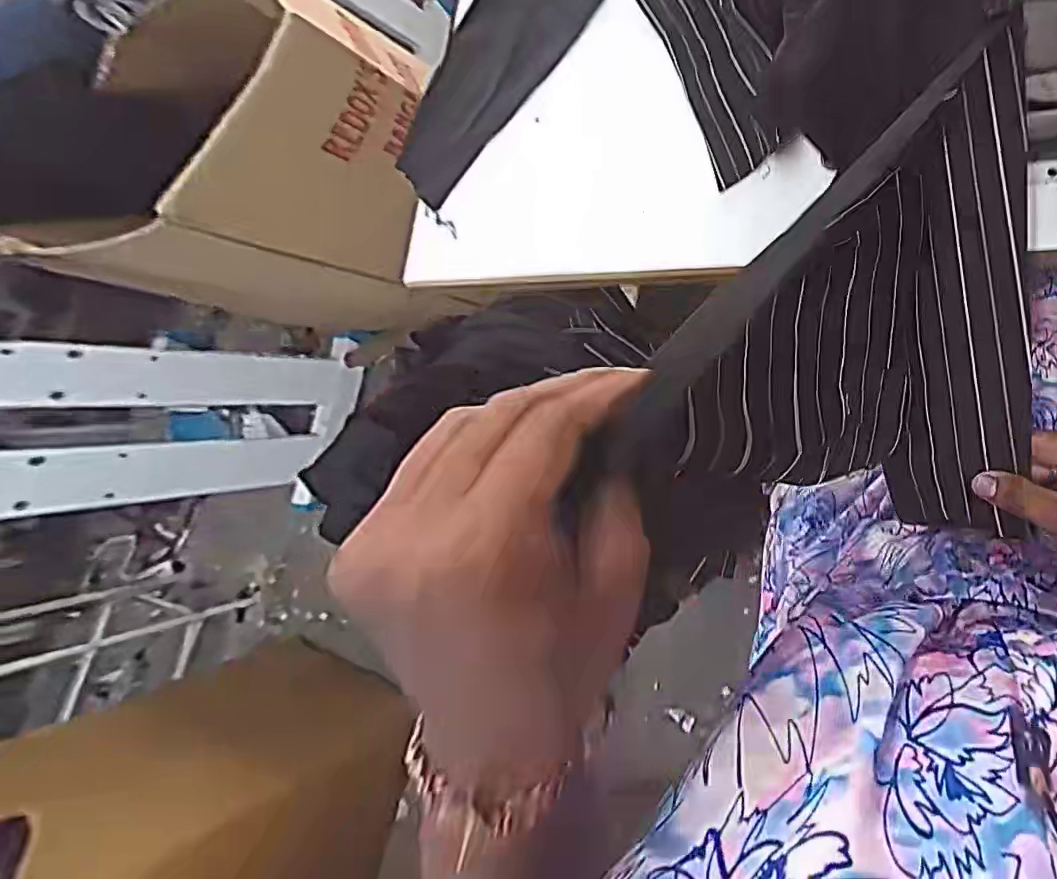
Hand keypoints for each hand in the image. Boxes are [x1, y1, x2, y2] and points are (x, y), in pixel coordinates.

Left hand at [328, 368, 651, 792]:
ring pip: (453, 426)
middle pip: (494, 417)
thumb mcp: (618, 574)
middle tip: (615, 381)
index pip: (541, 431)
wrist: (490, 736)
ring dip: (522, 403)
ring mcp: (372, 537)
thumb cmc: (570, 662)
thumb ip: (614, 493)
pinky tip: (517, 430)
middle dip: (564, 388)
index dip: (596, 394)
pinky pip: (425, 458)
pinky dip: (477, 431)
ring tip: (574, 399)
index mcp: (485, 546)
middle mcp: (413, 532)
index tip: (638, 379)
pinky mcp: (359, 544)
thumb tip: (610, 437)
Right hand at [970, 430, 1056, 644]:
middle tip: (974, 497)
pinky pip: (1054, 500)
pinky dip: (1038, 513)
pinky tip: (1019, 523)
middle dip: (1011, 482)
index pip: (1035, 443)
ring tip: (993, 512)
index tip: (969, 474)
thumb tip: (980, 479)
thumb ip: (1021, 497)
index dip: (1002, 460)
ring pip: (1042, 484)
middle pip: (1036, 461)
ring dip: (1023, 501)